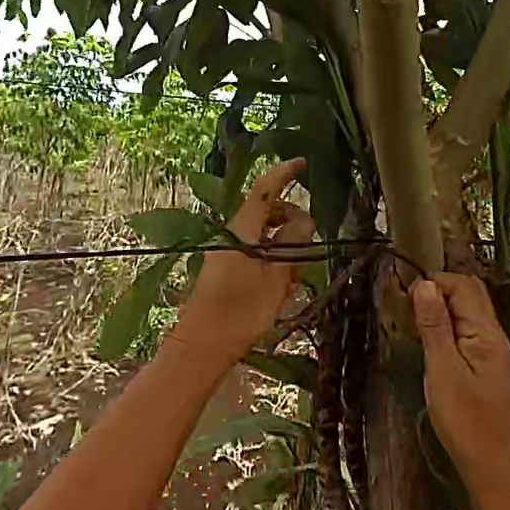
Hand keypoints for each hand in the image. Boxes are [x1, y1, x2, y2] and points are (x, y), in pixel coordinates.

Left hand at [170, 159, 310, 360]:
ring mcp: (230, 249)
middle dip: (293, 220)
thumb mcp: (276, 276)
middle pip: (271, 210)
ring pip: (267, 232)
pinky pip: (259, 250)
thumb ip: (292, 243)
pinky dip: (274, 259)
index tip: (303, 163)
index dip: (284, 173)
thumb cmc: (240, 310)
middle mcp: (235, 232)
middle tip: (307, 246)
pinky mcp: (229, 266)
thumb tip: (305, 219)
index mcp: (243, 228)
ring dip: (286, 244)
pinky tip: (282, 286)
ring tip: (293, 277)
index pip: (265, 188)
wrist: (202, 345)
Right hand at [412, 273, 509, 506]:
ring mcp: (496, 350)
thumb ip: (435, 326)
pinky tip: (435, 338)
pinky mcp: (491, 366)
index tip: (405, 295)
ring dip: (445, 306)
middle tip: (409, 303)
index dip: (434, 282)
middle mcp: (496, 334)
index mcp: (487, 332)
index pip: (462, 286)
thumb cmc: (467, 423)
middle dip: (440, 288)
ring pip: (471, 310)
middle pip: (471, 292)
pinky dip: (452, 323)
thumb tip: (425, 284)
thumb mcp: (443, 371)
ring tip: (417, 319)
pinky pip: (471, 329)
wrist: (496, 470)